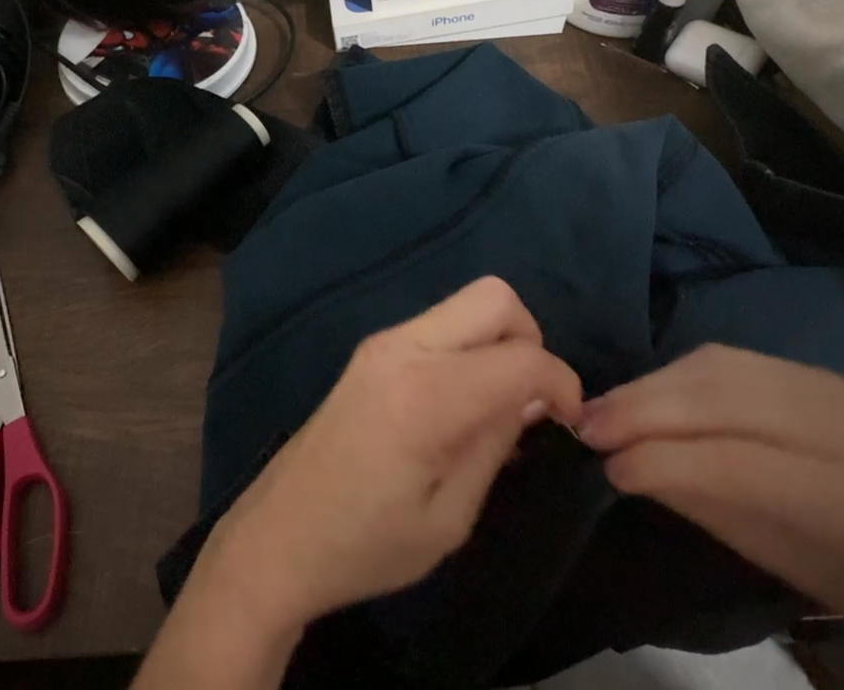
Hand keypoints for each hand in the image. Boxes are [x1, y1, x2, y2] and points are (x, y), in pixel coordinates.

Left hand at [195, 277, 582, 633]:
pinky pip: (438, 324)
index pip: (522, 356)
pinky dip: (468, 347)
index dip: (562, 385)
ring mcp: (380, 344)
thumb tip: (529, 399)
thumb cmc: (365, 546)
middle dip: (531, 340)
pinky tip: (462, 402)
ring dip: (498, 341)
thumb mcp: (449, 517)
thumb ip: (494, 444)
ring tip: (498, 406)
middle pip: (494, 297)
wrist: (277, 539)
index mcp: (426, 394)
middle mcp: (403, 349)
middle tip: (530, 401)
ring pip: (465, 303)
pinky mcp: (368, 352)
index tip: (567, 424)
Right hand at [576, 344, 843, 650]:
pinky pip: (740, 361)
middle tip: (585, 423)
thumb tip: (622, 461)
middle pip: (726, 399)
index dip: (658, 458)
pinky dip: (682, 375)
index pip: (734, 464)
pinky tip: (652, 391)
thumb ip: (700, 500)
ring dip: (654, 384)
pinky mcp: (834, 372)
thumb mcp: (772, 557)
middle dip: (644, 408)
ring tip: (607, 406)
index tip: (602, 463)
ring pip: (725, 368)